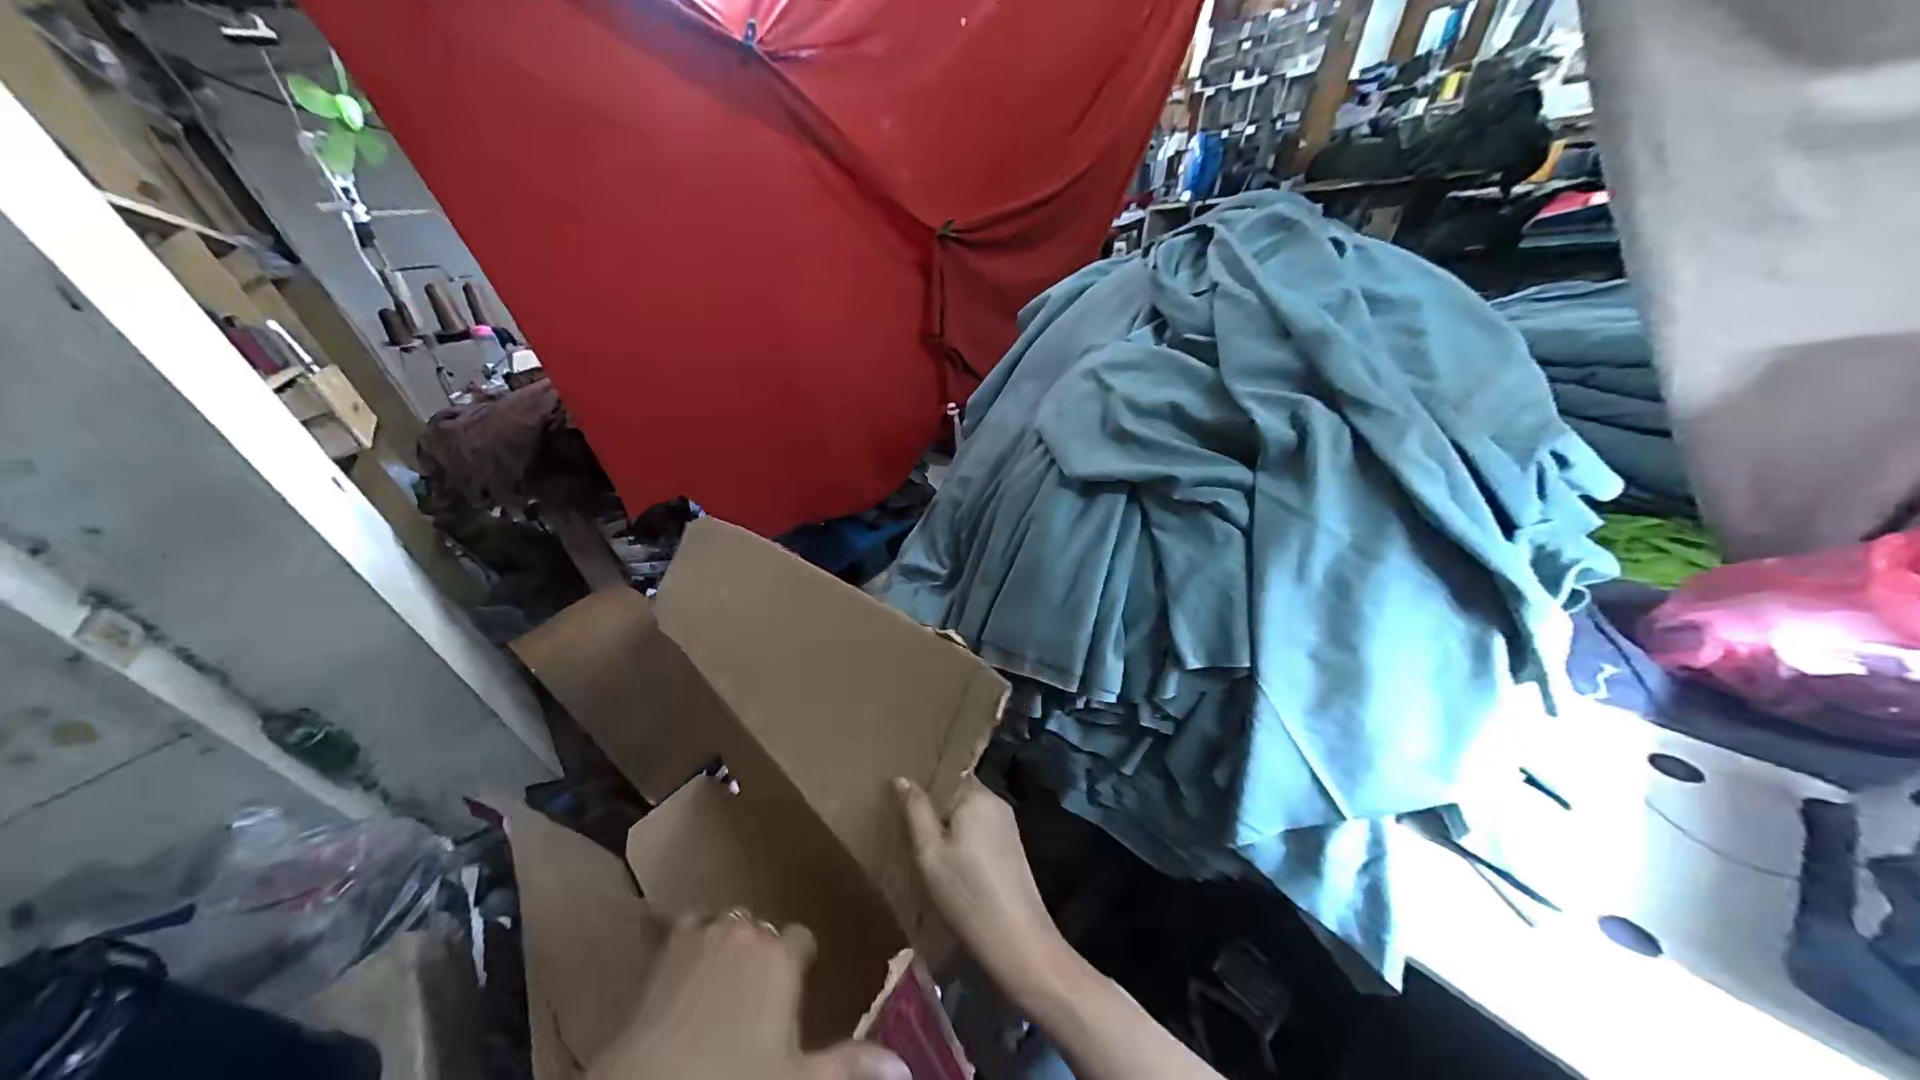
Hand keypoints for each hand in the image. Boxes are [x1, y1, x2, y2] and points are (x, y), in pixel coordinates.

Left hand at [588, 912, 906, 1079]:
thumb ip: (850, 1064)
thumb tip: (905, 1066)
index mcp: (782, 956)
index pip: (802, 940)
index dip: (800, 963)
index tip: (795, 989)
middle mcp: (748, 932)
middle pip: (765, 928)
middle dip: (764, 952)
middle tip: (757, 996)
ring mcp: (704, 933)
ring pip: (728, 922)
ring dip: (730, 942)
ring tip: (724, 981)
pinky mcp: (666, 946)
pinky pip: (688, 925)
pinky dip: (692, 939)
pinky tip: (685, 970)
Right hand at [895, 776, 1067, 987]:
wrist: (1017, 941)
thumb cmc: (966, 893)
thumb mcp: (929, 853)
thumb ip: (915, 811)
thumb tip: (902, 778)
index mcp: (978, 795)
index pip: (947, 773)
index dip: (924, 783)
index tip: (901, 797)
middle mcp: (997, 803)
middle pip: (958, 794)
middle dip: (935, 807)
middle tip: (906, 826)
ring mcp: (1008, 826)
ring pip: (968, 815)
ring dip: (948, 827)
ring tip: (923, 847)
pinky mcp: (1012, 849)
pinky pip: (980, 832)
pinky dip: (963, 842)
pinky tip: (949, 865)